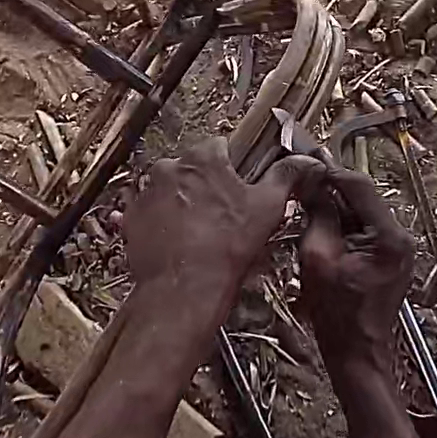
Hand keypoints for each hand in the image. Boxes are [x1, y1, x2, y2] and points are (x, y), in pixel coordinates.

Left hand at [117, 139, 319, 316]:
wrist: (183, 290)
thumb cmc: (226, 248)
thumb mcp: (266, 209)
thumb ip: (285, 177)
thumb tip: (305, 161)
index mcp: (203, 158)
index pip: (221, 147)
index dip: (233, 169)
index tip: (239, 189)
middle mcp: (170, 167)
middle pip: (194, 168)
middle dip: (206, 186)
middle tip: (222, 215)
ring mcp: (146, 190)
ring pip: (171, 188)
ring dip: (182, 202)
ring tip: (199, 232)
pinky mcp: (131, 215)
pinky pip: (149, 210)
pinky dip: (160, 220)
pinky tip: (176, 240)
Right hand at [298, 167, 414, 380]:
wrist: (357, 355)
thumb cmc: (337, 313)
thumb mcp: (318, 257)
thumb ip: (318, 215)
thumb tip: (313, 184)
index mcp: (390, 237)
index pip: (359, 185)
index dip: (330, 173)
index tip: (304, 169)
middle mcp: (401, 238)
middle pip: (362, 197)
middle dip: (330, 193)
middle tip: (301, 192)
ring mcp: (398, 249)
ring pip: (361, 212)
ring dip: (334, 209)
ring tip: (308, 215)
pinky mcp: (390, 258)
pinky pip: (363, 228)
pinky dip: (342, 226)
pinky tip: (322, 235)